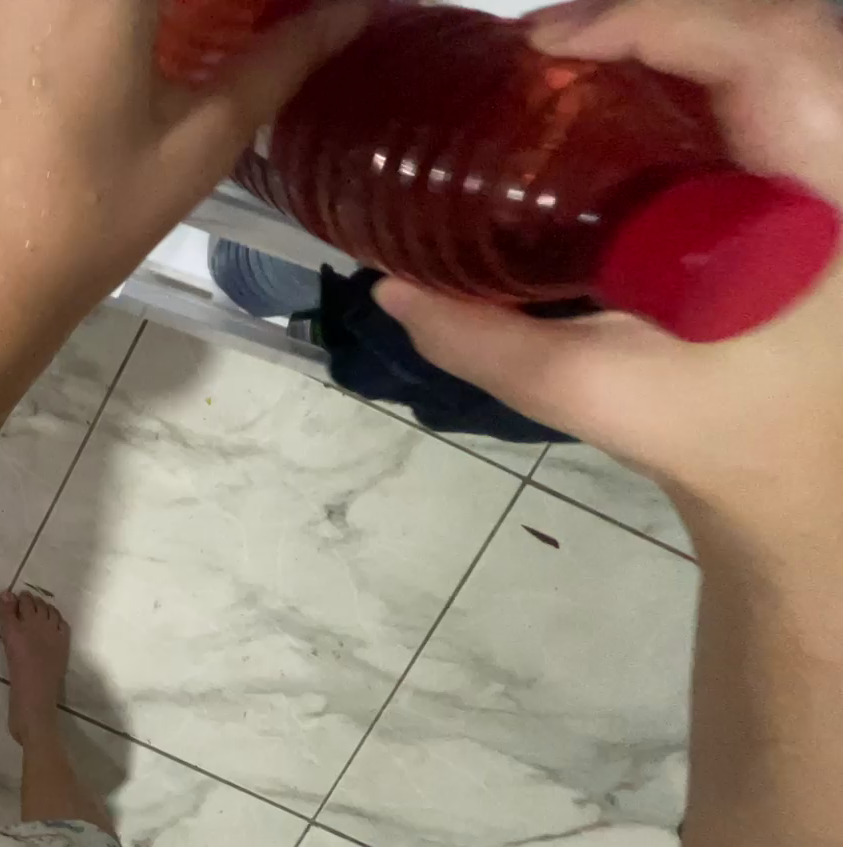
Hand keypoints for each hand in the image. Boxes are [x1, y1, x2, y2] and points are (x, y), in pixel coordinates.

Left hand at [0, 0, 368, 328]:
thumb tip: (349, 12)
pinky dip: (60, 4)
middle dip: (173, 3)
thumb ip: (277, 64)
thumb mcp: (196, 148)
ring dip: (123, 5)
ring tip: (146, 35)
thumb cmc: (90, 227)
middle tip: (198, 24)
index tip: (250, 12)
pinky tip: (81, 40)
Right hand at [373, 0, 842, 548]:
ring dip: (674, 39)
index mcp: (811, 205)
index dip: (663, 20)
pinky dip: (690, 75)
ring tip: (566, 68)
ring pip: (782, 48)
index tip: (545, 43)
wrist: (802, 461)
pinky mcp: (820, 180)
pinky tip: (614, 108)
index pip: (773, 55)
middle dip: (657, 16)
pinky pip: (766, 92)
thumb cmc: (705, 428)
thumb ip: (475, 341)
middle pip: (783, 25)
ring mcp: (841, 166)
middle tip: (538, 53)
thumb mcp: (576, 389)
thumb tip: (388, 286)